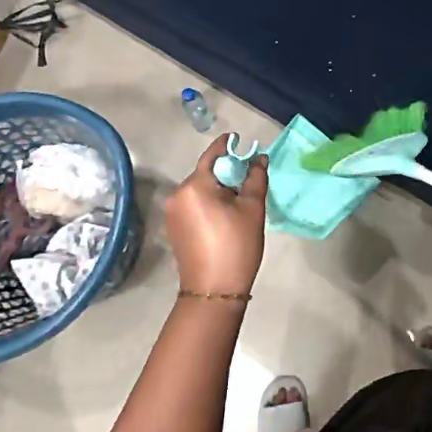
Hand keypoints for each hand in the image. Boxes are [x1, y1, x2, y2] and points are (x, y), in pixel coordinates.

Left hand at [164, 136, 268, 296]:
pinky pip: (193, 205)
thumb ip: (255, 178)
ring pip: (199, 190)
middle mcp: (177, 194)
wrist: (214, 291)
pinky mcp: (174, 227)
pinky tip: (224, 215)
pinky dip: (208, 203)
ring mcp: (172, 212)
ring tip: (239, 200)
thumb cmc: (236, 246)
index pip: (212, 155)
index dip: (227, 146)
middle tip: (248, 178)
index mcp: (194, 186)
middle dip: (225, 172)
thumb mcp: (252, 209)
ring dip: (217, 189)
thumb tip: (259, 158)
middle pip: (205, 173)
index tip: (240, 140)